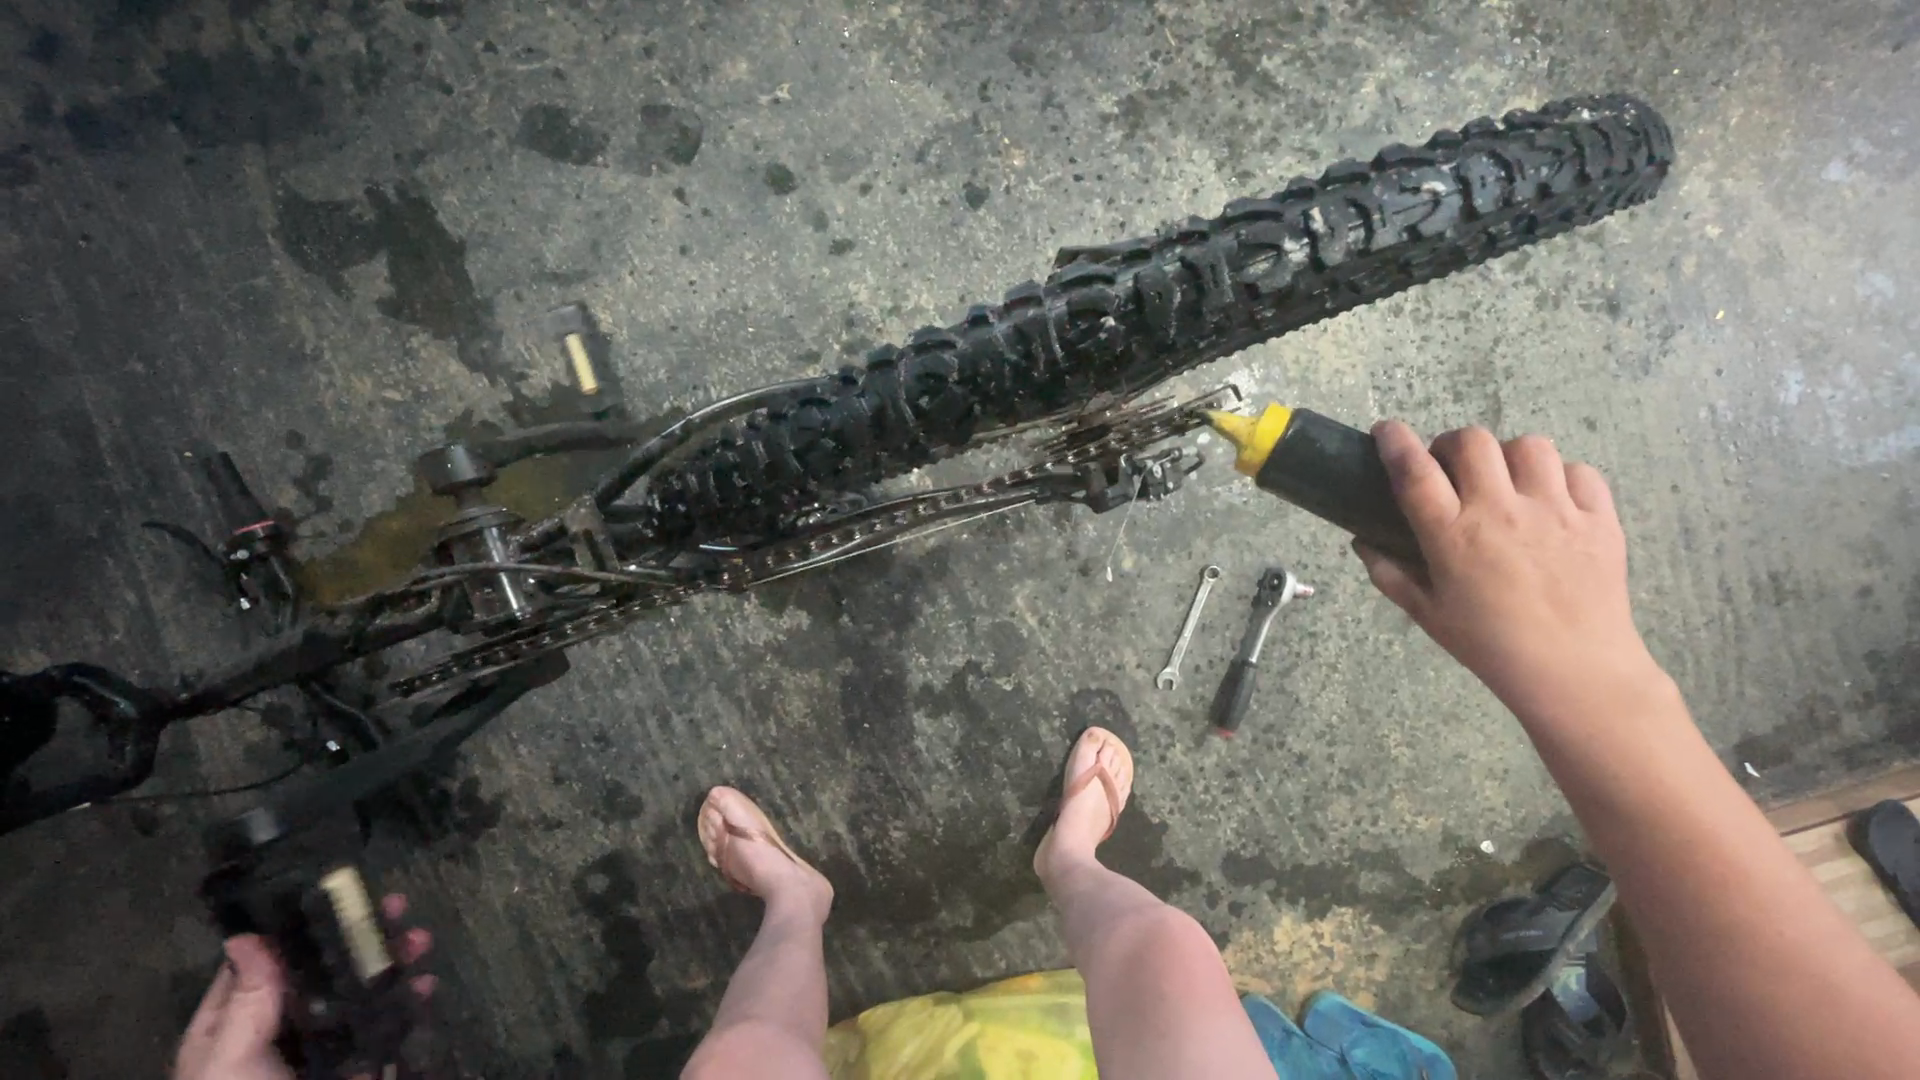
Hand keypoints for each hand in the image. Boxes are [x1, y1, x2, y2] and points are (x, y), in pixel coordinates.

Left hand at [174, 894, 434, 1079]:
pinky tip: (428, 987)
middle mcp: (279, 1034)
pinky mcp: (362, 1065)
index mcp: (233, 1030)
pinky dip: (411, 1001)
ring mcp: (323, 1051)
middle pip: (321, 972)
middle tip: (399, 906)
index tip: (340, 889)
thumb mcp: (229, 1063)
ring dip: (393, 962)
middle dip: (362, 937)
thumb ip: (245, 1004)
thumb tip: (247, 936)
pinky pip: (387, 1024)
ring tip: (422, 943)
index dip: (299, 926)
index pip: (262, 965)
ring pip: (359, 991)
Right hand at [1356, 422, 1663, 722]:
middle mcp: (1502, 511)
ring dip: (1506, 457)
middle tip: (1449, 469)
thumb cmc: (1488, 643)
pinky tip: (1549, 501)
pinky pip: (1579, 471)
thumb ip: (1389, 572)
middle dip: (1452, 445)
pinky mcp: (1600, 518)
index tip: (1386, 431)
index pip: (1414, 470)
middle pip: (1472, 441)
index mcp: (1452, 535)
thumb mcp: (1425, 612)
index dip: (1395, 441)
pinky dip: (1559, 477)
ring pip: (1528, 446)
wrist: (1575, 669)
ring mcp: (1556, 510)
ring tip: (1504, 481)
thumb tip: (1363, 541)